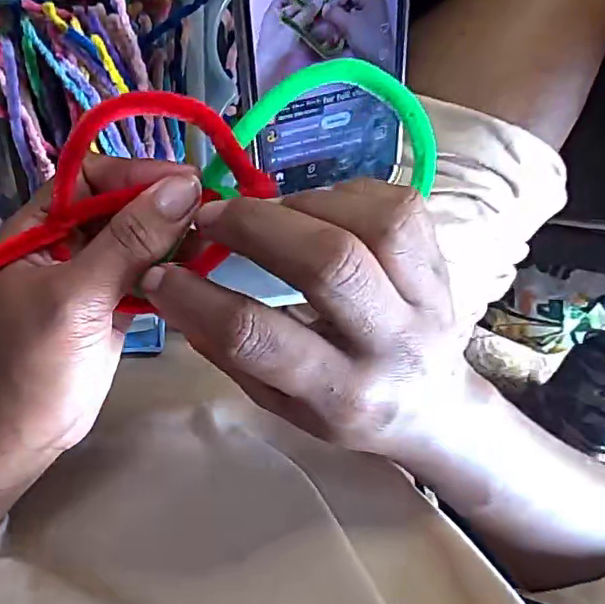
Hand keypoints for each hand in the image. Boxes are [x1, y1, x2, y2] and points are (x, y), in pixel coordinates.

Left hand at [0, 156, 203, 462]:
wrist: (23, 435)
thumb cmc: (33, 364)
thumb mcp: (77, 296)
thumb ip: (128, 241)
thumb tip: (183, 186)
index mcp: (38, 228)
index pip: (90, 177)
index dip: (135, 173)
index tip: (185, 180)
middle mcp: (66, 243)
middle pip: (120, 205)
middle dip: (163, 203)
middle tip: (213, 207)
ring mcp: (92, 274)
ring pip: (139, 238)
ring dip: (174, 235)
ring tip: (216, 234)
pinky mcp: (114, 303)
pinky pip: (148, 273)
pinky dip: (174, 268)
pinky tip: (204, 264)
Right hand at [139, 178, 473, 461]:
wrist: (434, 408)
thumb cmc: (343, 409)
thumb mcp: (279, 403)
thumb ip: (230, 353)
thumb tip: (172, 292)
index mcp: (340, 394)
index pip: (259, 338)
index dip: (198, 298)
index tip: (161, 273)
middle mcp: (392, 346)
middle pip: (329, 264)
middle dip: (255, 227)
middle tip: (210, 216)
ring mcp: (427, 299)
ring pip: (374, 224)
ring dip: (303, 205)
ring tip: (268, 212)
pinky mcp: (443, 262)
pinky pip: (398, 205)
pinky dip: (343, 194)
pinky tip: (315, 208)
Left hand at [254, 0, 323, 93]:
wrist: (272, 73)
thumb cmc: (277, 47)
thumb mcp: (291, 26)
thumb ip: (306, 13)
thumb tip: (318, 0)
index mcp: (272, 16)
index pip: (280, 2)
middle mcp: (278, 26)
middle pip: (293, 13)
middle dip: (308, 11)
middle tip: (322, 10)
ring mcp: (286, 38)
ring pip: (302, 26)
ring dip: (314, 24)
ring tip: (326, 22)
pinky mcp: (294, 50)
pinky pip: (306, 39)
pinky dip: (315, 36)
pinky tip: (325, 36)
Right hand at [324, 0, 393, 70]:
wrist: (378, 61)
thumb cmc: (365, 37)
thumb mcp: (347, 22)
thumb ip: (333, 12)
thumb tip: (324, 9)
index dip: (335, 1)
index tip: (324, 13)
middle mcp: (374, 6)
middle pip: (350, 5)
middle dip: (336, 15)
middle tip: (326, 24)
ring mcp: (373, 19)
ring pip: (351, 17)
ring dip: (339, 24)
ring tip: (331, 34)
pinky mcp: (370, 32)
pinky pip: (354, 27)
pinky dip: (345, 31)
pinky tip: (338, 40)